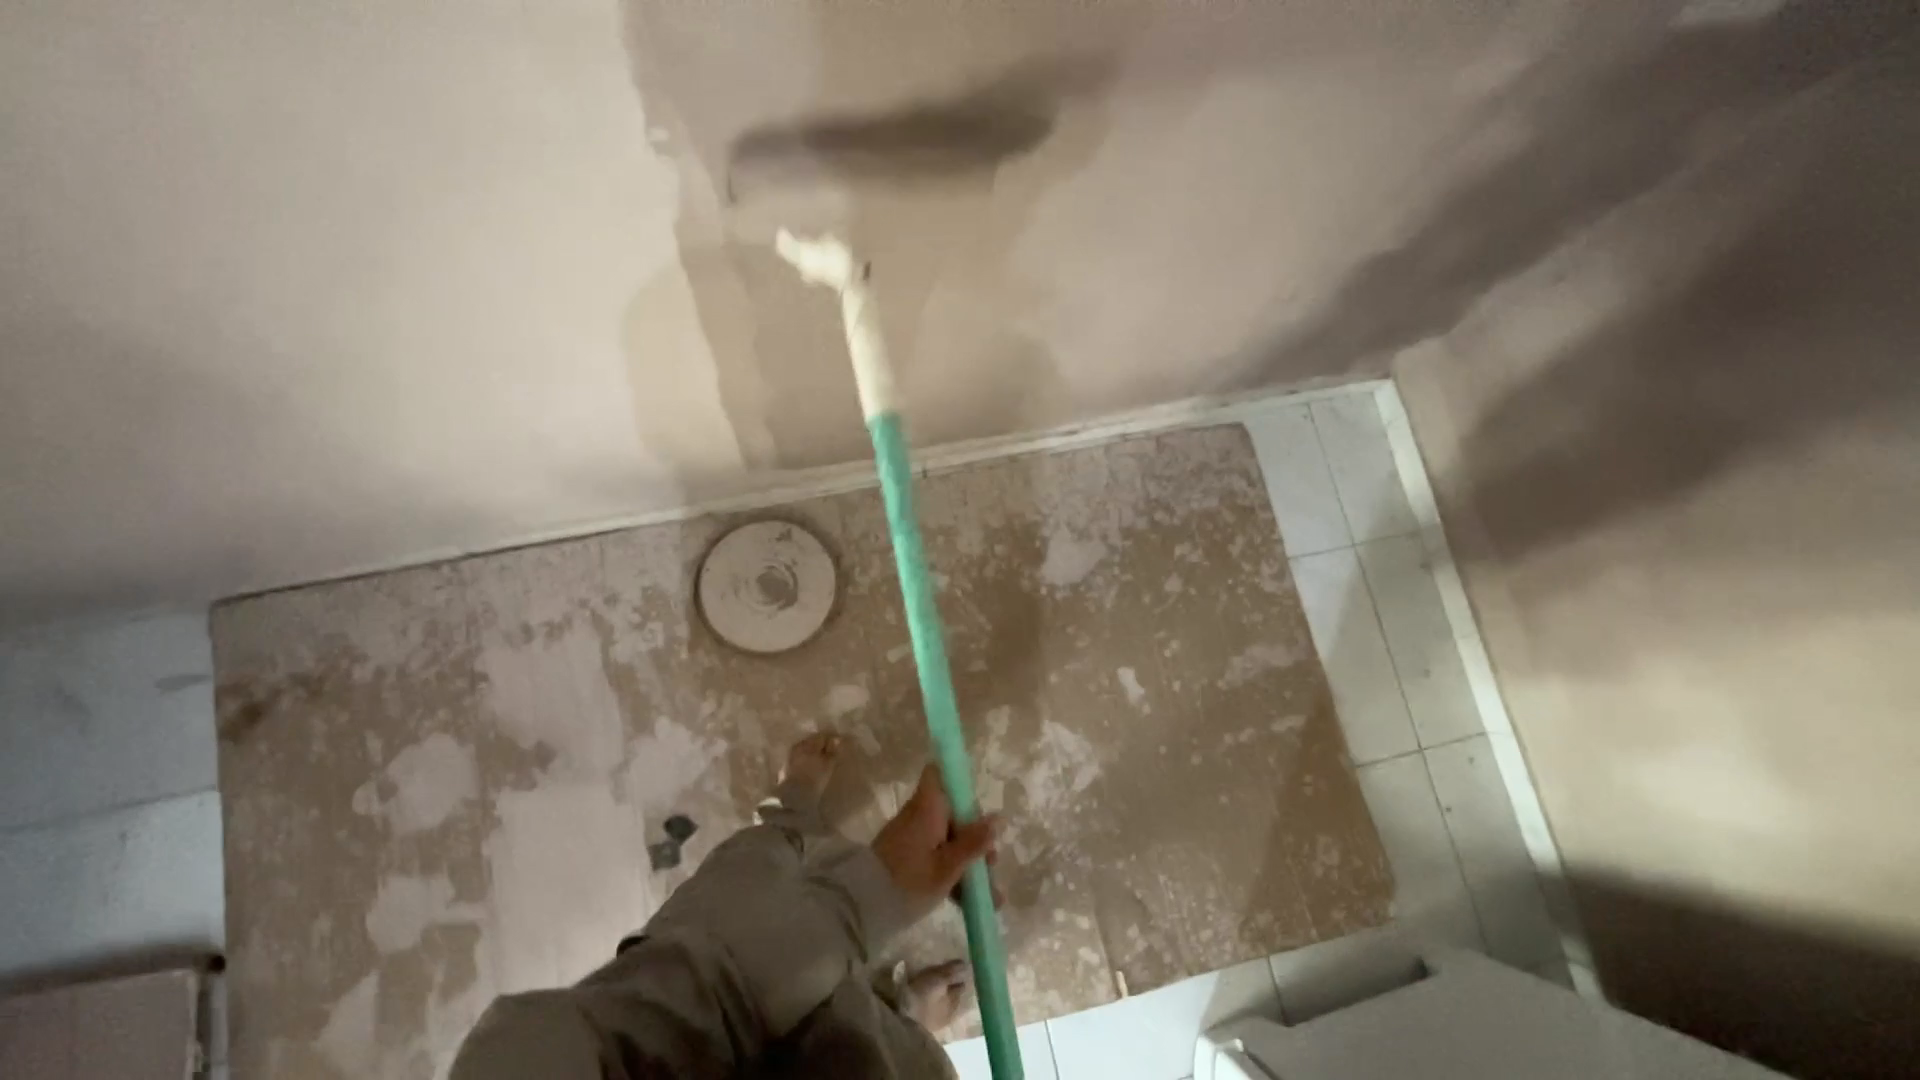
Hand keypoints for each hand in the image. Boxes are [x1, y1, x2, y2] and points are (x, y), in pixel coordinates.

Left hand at [871, 765, 997, 918]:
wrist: (860, 907)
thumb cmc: (908, 881)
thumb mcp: (947, 867)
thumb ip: (973, 843)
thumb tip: (998, 817)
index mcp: (928, 807)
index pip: (939, 772)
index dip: (958, 777)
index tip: (978, 801)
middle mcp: (921, 815)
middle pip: (955, 813)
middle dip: (977, 838)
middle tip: (991, 865)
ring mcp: (914, 837)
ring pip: (949, 840)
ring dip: (970, 864)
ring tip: (991, 897)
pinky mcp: (908, 857)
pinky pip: (938, 857)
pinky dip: (954, 874)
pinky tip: (973, 903)